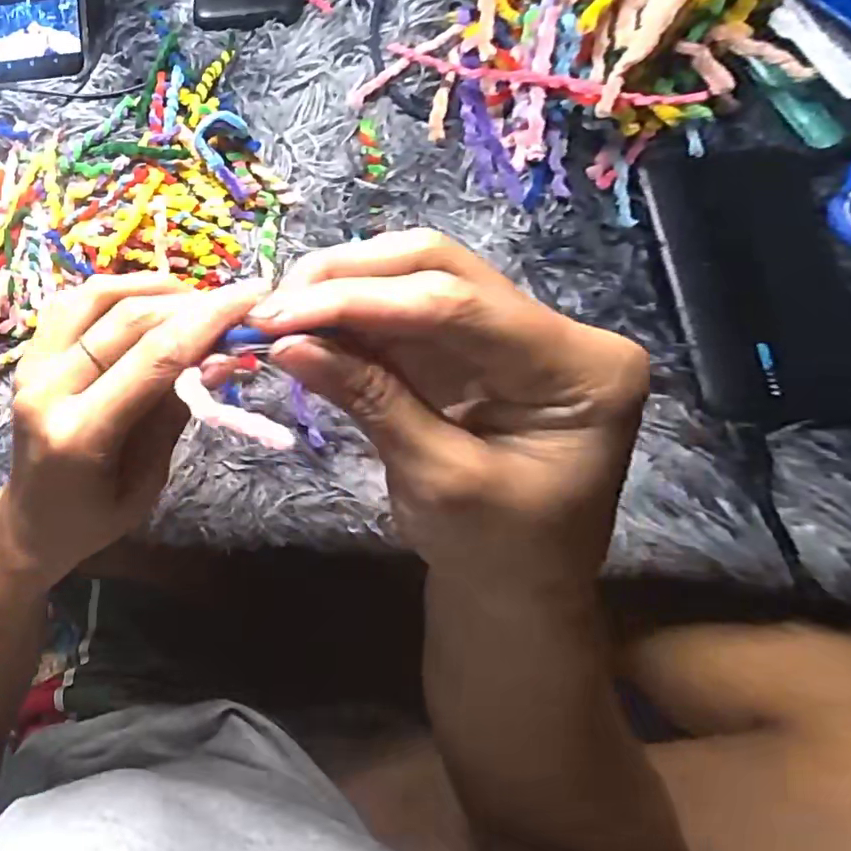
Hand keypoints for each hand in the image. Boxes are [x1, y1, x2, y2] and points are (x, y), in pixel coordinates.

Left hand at [0, 273, 267, 588]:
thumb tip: (219, 354)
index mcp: (79, 433)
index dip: (208, 320)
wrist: (29, 520)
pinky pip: (72, 303)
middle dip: (190, 303)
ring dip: (152, 287)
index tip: (253, 296)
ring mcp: (30, 365)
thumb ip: (175, 411)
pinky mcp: (27, 354)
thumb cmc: (94, 517)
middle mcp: (46, 389)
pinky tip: (146, 300)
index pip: (154, 357)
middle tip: (233, 303)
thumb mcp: (148, 479)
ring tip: (193, 299)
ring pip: (96, 296)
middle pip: (128, 319)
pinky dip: (115, 290)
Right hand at [248, 230, 650, 595]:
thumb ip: (368, 399)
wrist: (514, 585)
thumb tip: (286, 344)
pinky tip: (300, 326)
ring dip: (334, 289)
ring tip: (275, 316)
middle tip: (274, 307)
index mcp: (577, 365)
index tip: (279, 315)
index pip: (455, 303)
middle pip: (434, 264)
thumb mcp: (436, 478)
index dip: (359, 300)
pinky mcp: (454, 347)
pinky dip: (340, 315)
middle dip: (346, 276)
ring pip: (406, 275)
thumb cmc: (497, 549)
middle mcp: (542, 329)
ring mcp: (495, 332)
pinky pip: (390, 311)